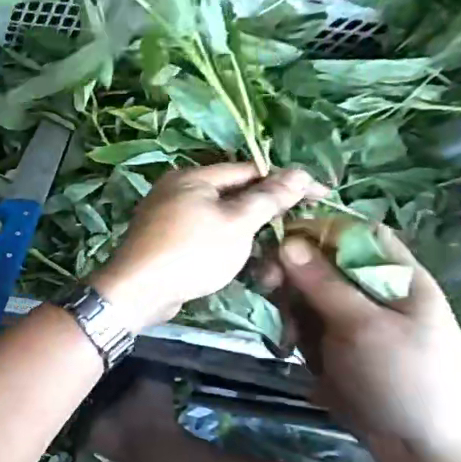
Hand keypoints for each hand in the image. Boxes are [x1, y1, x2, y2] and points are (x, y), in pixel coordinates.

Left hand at [91, 164, 323, 326]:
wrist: (138, 291)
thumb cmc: (191, 252)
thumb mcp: (236, 223)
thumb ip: (267, 198)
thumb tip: (299, 172)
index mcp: (193, 177)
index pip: (249, 170)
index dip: (286, 181)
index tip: (321, 195)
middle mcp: (177, 190)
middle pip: (234, 193)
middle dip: (268, 209)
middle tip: (303, 224)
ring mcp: (169, 215)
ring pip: (222, 217)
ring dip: (251, 231)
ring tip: (279, 247)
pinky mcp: (168, 240)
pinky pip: (207, 235)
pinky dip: (229, 244)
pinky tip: (249, 260)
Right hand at [271, 227, 460, 452]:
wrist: (424, 450)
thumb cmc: (407, 380)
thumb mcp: (364, 327)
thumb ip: (324, 283)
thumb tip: (287, 241)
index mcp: (398, 278)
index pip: (355, 233)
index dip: (317, 232)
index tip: (277, 243)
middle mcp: (374, 292)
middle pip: (321, 262)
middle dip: (290, 272)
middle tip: (267, 288)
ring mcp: (354, 321)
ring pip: (305, 293)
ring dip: (287, 307)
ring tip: (286, 334)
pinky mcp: (337, 346)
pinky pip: (303, 323)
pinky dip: (291, 331)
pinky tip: (288, 350)